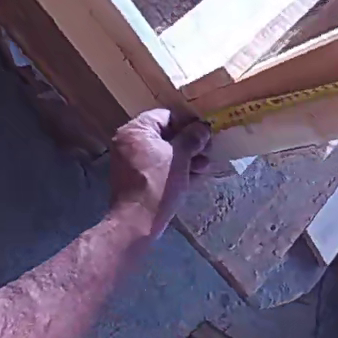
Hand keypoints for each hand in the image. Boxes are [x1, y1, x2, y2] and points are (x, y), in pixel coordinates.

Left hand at [107, 108, 210, 243]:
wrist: (137, 222)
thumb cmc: (158, 184)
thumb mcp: (180, 157)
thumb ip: (192, 138)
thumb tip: (202, 128)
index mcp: (136, 130)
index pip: (166, 116)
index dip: (188, 123)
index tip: (206, 133)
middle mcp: (129, 142)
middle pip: (165, 135)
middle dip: (189, 143)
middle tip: (208, 151)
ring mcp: (130, 162)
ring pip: (163, 153)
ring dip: (185, 158)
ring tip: (204, 167)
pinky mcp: (135, 180)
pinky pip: (158, 168)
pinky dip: (174, 170)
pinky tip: (194, 178)